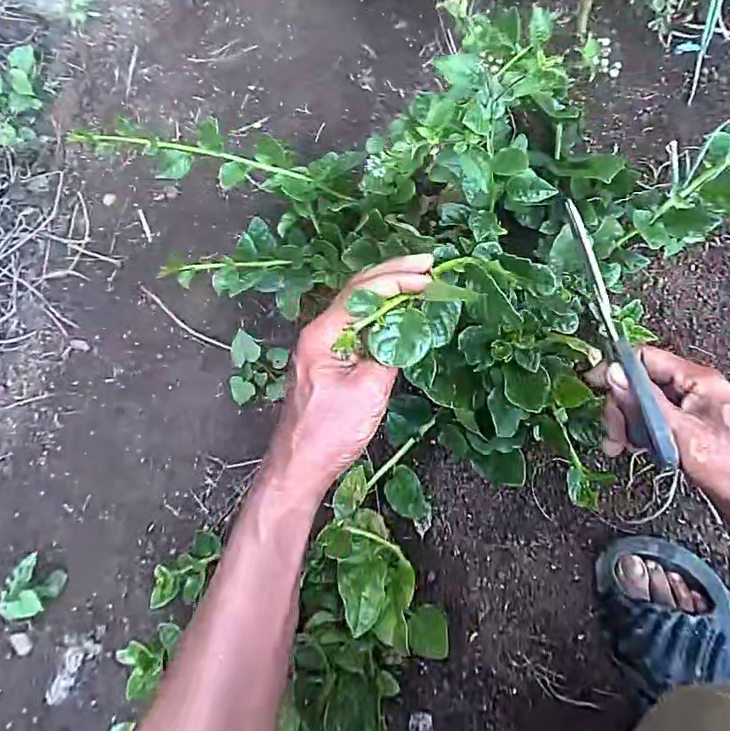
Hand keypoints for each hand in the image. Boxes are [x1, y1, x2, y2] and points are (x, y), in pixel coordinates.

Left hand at [268, 254, 434, 495]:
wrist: (299, 467)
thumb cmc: (329, 433)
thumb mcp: (369, 390)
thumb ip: (390, 352)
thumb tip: (409, 328)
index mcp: (323, 333)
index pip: (364, 292)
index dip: (399, 280)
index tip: (430, 277)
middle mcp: (320, 331)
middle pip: (360, 288)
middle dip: (395, 272)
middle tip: (429, 263)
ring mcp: (324, 343)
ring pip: (360, 303)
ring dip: (390, 288)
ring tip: (421, 277)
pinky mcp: (332, 357)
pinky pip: (360, 323)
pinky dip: (384, 311)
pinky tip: (402, 309)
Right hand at [586, 345, 729, 537]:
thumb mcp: (685, 434)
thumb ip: (647, 404)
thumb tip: (615, 375)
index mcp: (699, 380)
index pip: (646, 359)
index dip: (618, 370)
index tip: (594, 386)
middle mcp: (695, 394)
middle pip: (643, 385)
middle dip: (622, 406)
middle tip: (613, 434)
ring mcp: (694, 417)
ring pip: (648, 409)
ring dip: (630, 425)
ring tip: (620, 447)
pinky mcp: (693, 440)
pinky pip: (659, 429)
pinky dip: (643, 439)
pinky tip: (638, 453)